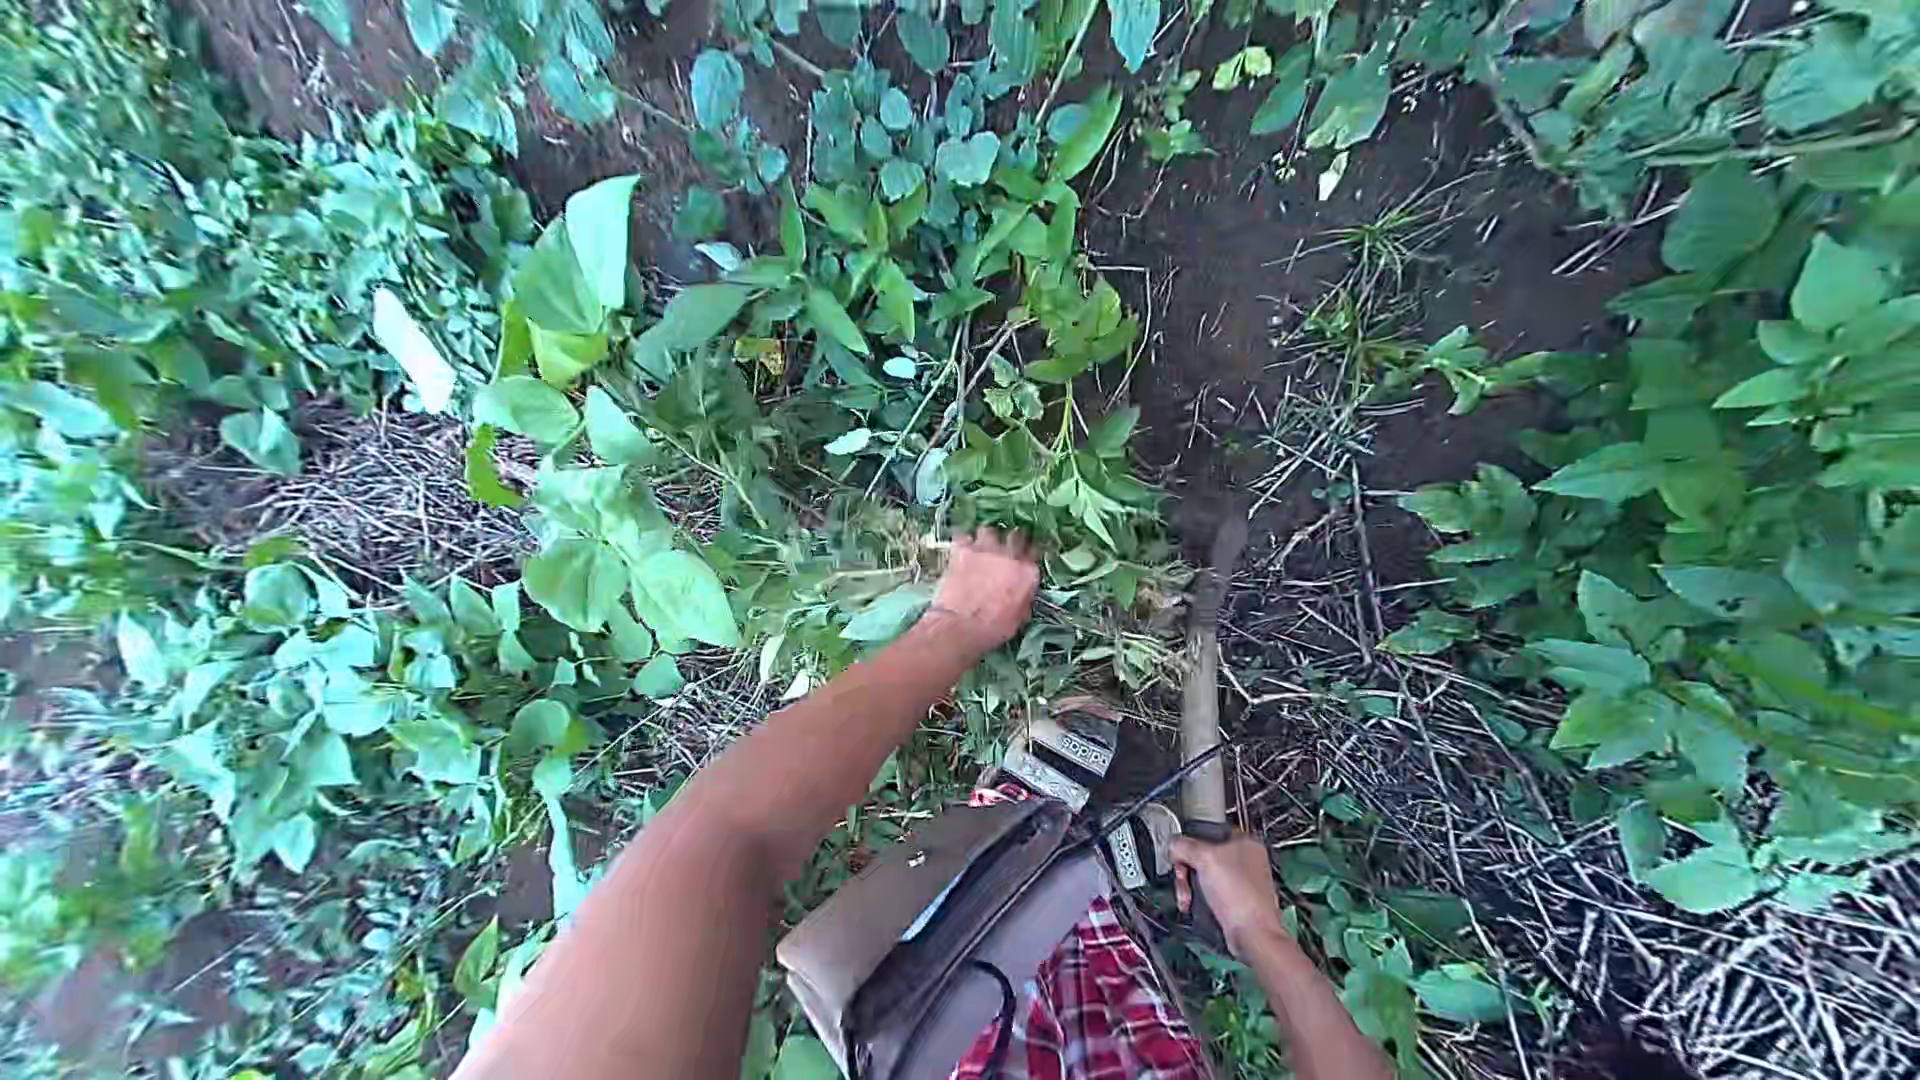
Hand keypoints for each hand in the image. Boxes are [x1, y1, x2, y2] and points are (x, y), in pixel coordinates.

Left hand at [925, 527, 1039, 655]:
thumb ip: (1023, 596)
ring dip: (986, 537)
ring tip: (981, 545)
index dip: (1028, 552)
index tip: (1024, 554)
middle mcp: (1009, 556)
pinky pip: (964, 537)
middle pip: (1015, 535)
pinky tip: (961, 549)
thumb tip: (1022, 592)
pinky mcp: (962, 550)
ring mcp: (985, 549)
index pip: (1034, 551)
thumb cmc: (993, 629)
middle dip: (1011, 539)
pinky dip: (963, 542)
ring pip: (989, 530)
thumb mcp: (1019, 617)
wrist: (962, 626)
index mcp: (1027, 573)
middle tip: (1004, 546)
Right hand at [1170, 831, 1287, 957]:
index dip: (1191, 843)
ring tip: (1188, 897)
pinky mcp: (1237, 904)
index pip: (1209, 831)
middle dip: (1187, 870)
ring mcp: (1242, 884)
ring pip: (1203, 877)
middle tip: (1183, 878)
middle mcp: (1247, 862)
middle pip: (1203, 856)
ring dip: (1190, 887)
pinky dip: (1199, 900)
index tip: (1182, 854)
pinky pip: (1209, 895)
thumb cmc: (1239, 895)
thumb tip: (1174, 846)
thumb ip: (1183, 845)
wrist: (1252, 937)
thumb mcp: (1203, 857)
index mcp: (1246, 843)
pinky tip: (1194, 906)